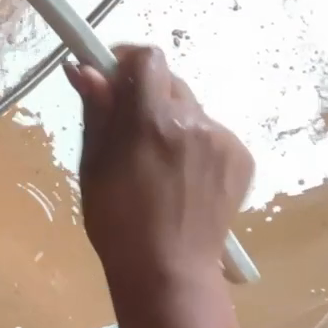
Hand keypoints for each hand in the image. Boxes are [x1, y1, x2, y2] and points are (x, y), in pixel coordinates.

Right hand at [65, 46, 252, 300]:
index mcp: (152, 121)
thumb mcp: (93, 165)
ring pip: (190, 110)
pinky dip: (191, 145)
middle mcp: (194, 120)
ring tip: (152, 164)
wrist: (166, 268)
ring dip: (168, 122)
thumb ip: (97, 111)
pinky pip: (210, 135)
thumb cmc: (115, 221)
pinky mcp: (242, 158)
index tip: (109, 74)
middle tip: (124, 130)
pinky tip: (178, 179)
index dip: (126, 59)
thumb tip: (85, 68)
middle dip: (144, 95)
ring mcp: (224, 139)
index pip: (147, 59)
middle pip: (168, 83)